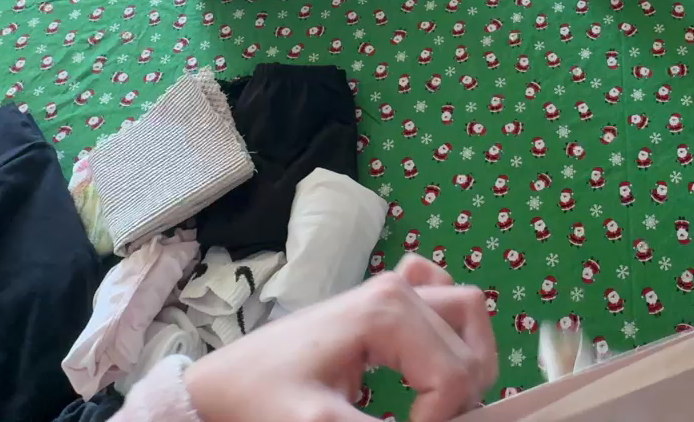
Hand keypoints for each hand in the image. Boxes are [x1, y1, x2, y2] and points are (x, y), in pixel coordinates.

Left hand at [182, 254, 497, 421]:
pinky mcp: (382, 296)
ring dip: (466, 352)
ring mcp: (392, 286)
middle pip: (470, 333)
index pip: (455, 371)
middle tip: (430, 420)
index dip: (443, 417)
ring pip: (464, 306)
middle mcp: (398, 288)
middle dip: (464, 388)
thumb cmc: (264, 398)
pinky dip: (446, 318)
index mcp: (387, 311)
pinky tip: (427, 349)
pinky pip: (436, 286)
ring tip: (440, 400)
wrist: (223, 383)